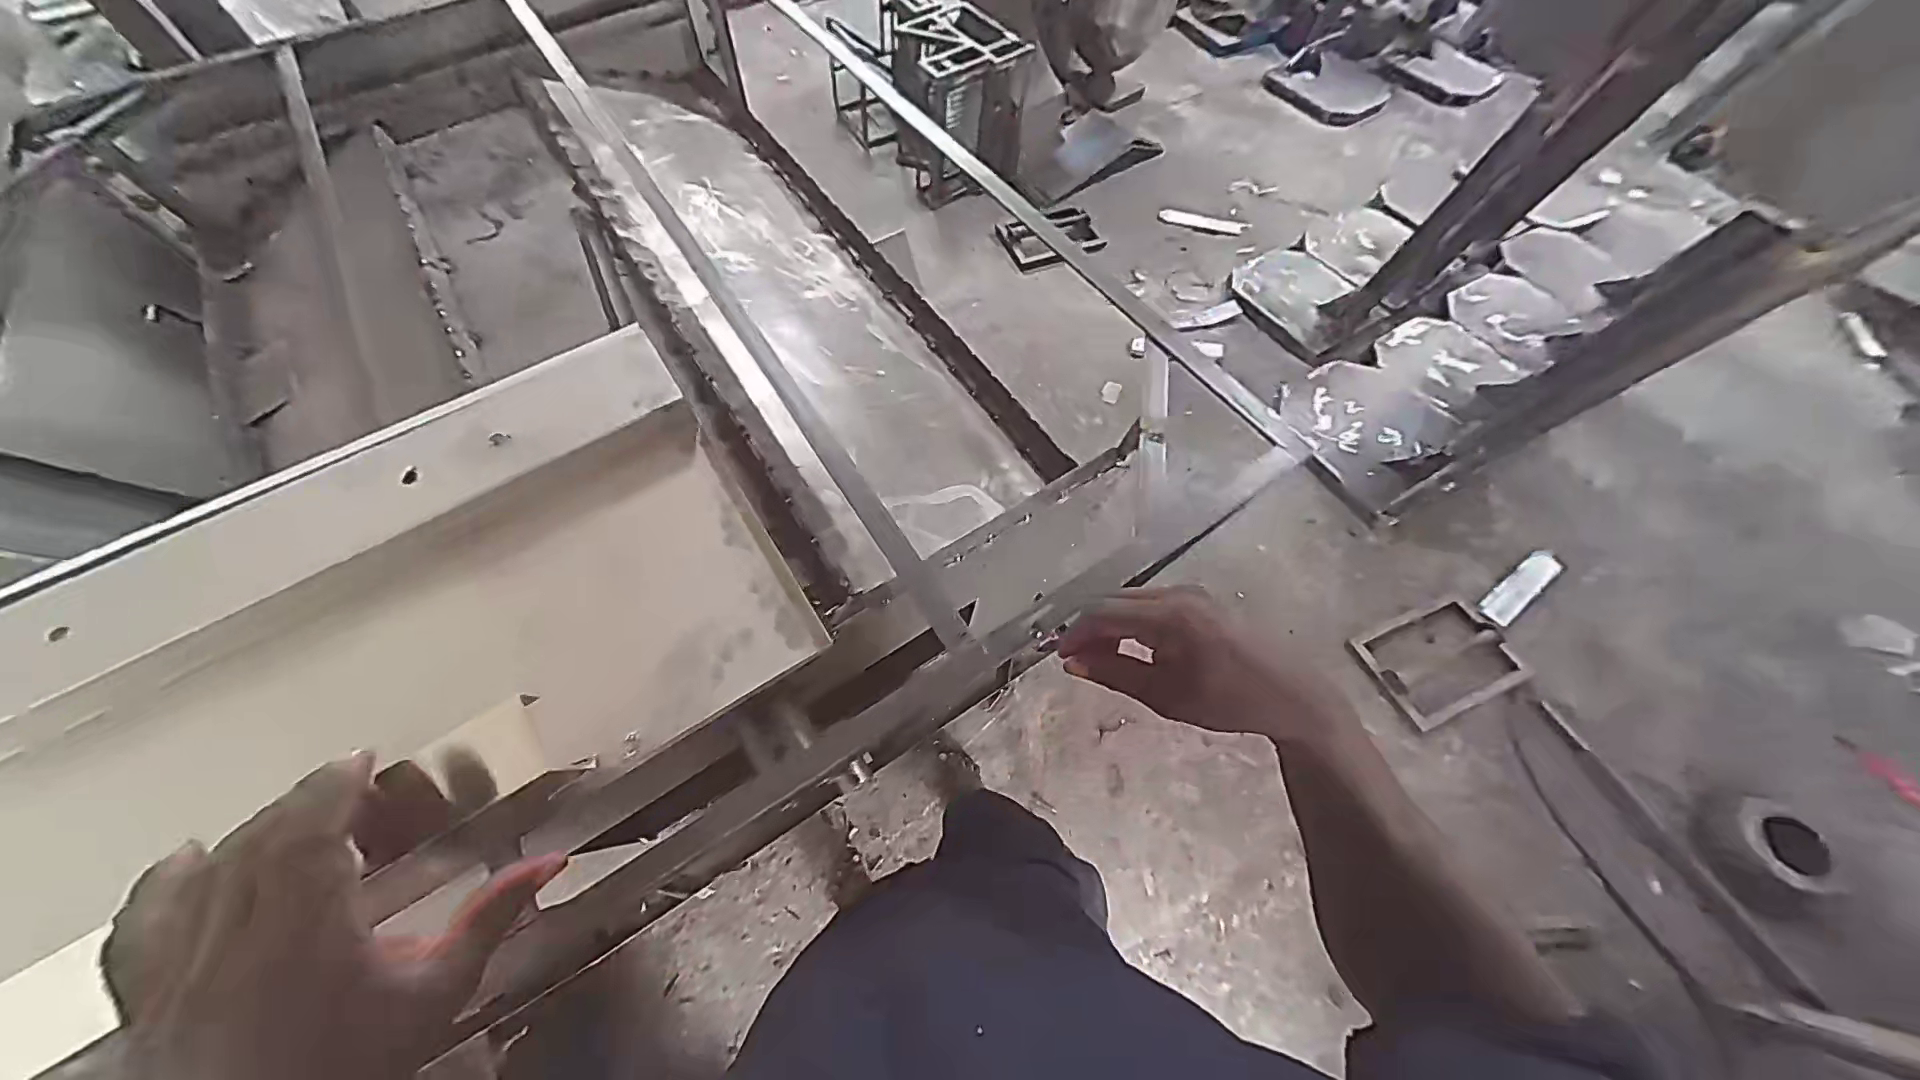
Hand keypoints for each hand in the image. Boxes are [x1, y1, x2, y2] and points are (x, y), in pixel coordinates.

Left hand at [103, 753, 566, 1079]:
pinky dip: (167, 881)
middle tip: (353, 780)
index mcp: (307, 934)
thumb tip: (551, 861)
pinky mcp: (148, 999)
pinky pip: (145, 925)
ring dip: (258, 828)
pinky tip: (190, 855)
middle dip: (309, 799)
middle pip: (262, 843)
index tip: (364, 759)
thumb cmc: (355, 1065)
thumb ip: (490, 919)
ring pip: (210, 872)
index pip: (308, 838)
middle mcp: (234, 943)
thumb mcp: (439, 993)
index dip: (333, 788)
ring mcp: (180, 971)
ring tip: (299, 809)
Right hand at [1057, 585, 1348, 745]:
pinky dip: (1130, 621)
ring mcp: (1190, 592)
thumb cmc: (1229, 701)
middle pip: (1113, 600)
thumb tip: (1072, 663)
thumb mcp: (1165, 695)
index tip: (1059, 657)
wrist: (1291, 694)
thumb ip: (1114, 674)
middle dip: (1089, 628)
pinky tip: (1129, 646)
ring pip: (1130, 600)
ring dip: (1109, 624)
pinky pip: (1149, 603)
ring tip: (1098, 657)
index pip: (1103, 613)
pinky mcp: (1198, 599)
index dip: (1075, 634)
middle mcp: (1178, 593)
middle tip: (1075, 659)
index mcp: (1170, 616)